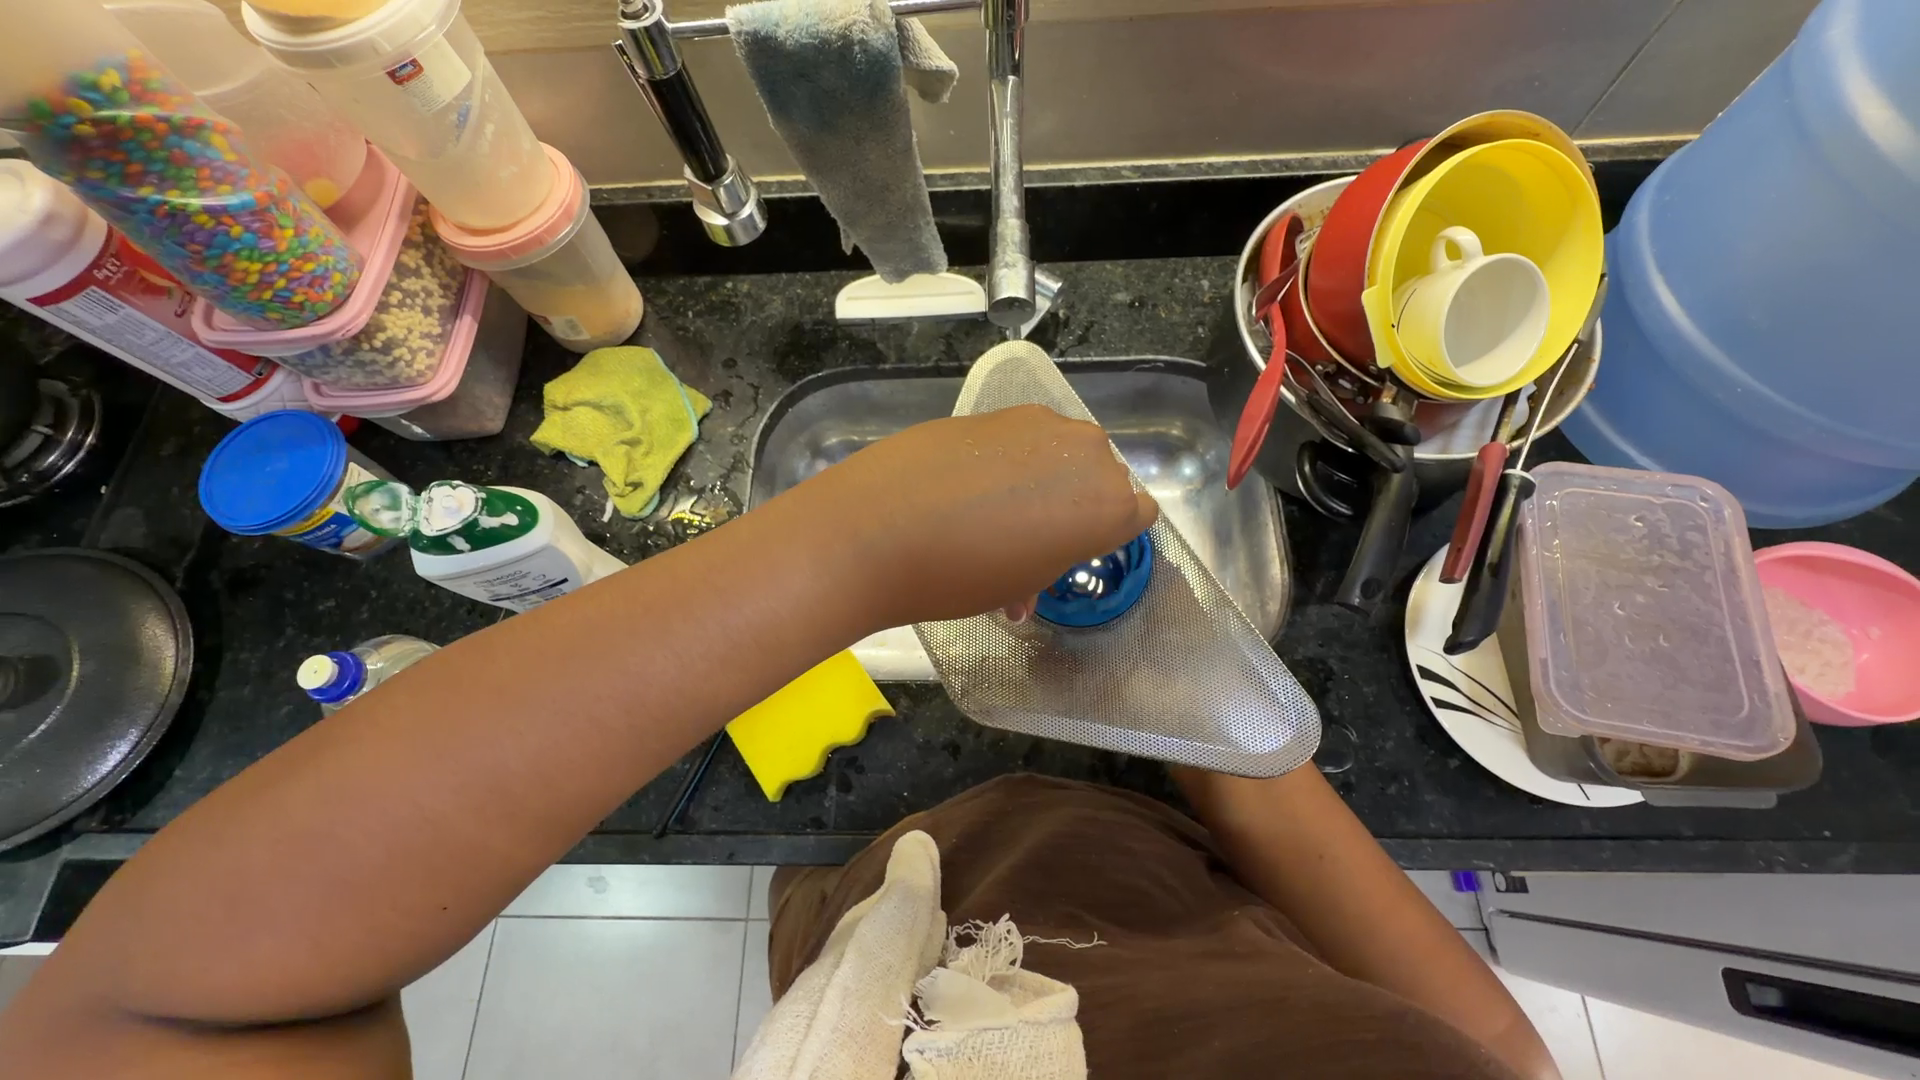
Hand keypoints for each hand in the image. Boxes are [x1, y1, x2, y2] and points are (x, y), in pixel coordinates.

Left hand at [779, 405, 1158, 630]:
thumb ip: (1043, 565)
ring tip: (990, 515)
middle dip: (1073, 506)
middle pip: (1100, 478)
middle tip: (1028, 539)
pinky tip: (964, 487)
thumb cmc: (962, 574)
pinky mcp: (993, 411)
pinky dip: (1005, 460)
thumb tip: (1024, 580)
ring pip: (1059, 453)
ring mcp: (1038, 424)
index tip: (1071, 552)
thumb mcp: (1016, 587)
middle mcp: (1086, 454)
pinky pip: (1019, 439)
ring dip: (1040, 479)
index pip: (1137, 514)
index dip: (1103, 536)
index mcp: (1109, 505)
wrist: (877, 529)